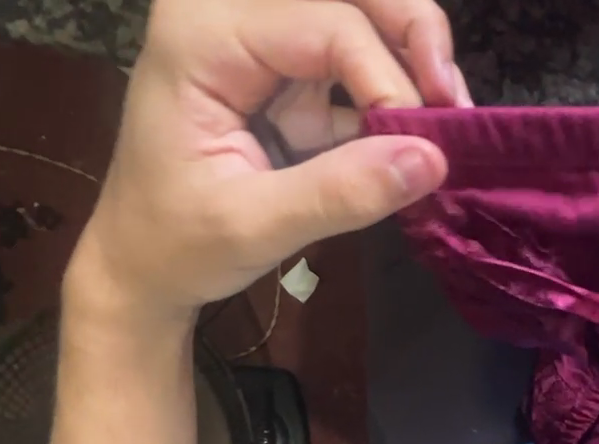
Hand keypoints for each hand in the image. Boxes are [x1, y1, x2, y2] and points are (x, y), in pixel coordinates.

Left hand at [68, 0, 469, 324]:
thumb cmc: (178, 245)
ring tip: (446, 119)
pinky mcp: (286, 82)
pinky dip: (393, 102)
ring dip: (411, 62)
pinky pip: (354, 71)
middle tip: (454, 103)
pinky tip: (417, 139)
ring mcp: (262, 46)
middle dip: (412, 36)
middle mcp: (232, 17)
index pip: (325, 23)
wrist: (144, 264)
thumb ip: (340, 193)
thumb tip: (431, 162)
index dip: (387, 80)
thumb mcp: (254, 227)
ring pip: (357, 21)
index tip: (421, 153)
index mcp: (205, 34)